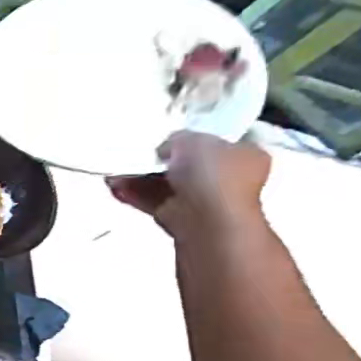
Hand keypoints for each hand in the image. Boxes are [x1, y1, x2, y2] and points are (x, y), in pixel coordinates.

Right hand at [107, 132, 269, 237]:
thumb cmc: (211, 174)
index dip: (190, 139)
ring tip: (115, 172)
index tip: (165, 139)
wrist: (208, 221)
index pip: (217, 143)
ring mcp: (204, 203)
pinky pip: (156, 203)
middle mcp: (228, 180)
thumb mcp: (192, 140)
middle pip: (186, 166)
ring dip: (140, 179)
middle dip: (157, 162)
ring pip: (167, 186)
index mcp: (246, 156)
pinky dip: (136, 195)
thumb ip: (177, 139)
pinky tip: (115, 187)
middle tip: (135, 154)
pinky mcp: (181, 220)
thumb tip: (166, 149)